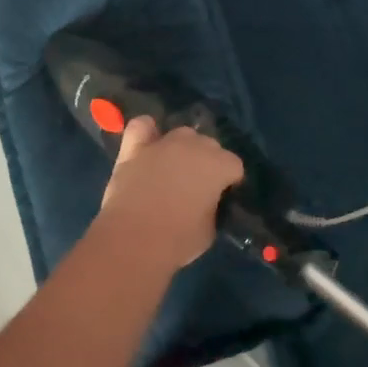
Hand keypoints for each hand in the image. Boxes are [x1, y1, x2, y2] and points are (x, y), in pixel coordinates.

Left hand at [95, 116, 244, 268]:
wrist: (133, 240)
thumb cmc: (178, 240)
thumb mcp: (209, 230)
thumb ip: (212, 206)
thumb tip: (205, 201)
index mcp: (218, 165)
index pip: (234, 165)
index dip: (229, 182)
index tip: (221, 198)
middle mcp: (194, 146)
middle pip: (209, 145)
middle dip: (207, 163)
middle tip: (196, 188)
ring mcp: (163, 143)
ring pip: (181, 134)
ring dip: (182, 149)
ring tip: (173, 171)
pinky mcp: (135, 147)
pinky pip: (143, 126)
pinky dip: (147, 132)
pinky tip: (148, 144)